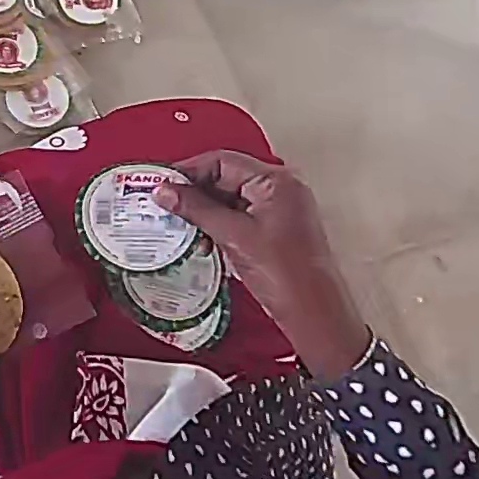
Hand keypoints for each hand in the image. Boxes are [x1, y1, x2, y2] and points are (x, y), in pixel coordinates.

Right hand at [155, 151, 372, 378]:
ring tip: (185, 228)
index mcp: (275, 181)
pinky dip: (218, 225)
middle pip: (225, 177)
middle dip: (196, 193)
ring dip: (205, 212)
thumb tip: (165, 191)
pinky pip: (239, 216)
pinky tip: (204, 241)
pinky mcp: (274, 229)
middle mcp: (280, 188)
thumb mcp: (233, 236)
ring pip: (229, 198)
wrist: (315, 317)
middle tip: (167, 205)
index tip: (163, 184)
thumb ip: (197, 209)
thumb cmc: (285, 275)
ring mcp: (278, 209)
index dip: (190, 171)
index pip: (222, 161)